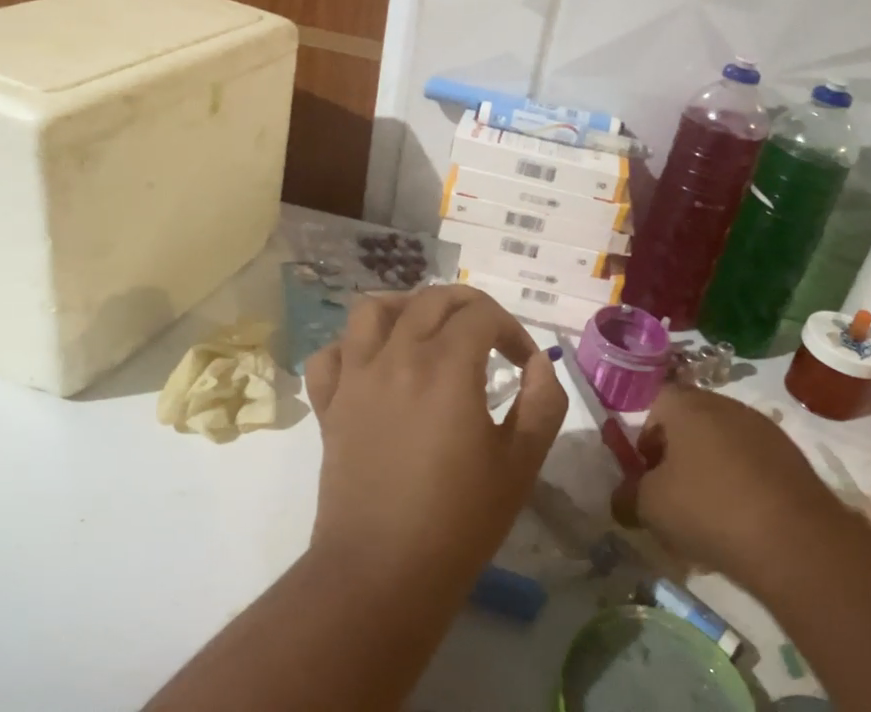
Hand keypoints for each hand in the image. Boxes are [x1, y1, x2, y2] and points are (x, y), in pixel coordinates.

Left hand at [303, 285, 566, 584]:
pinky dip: (351, 347)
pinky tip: (374, 365)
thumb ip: (542, 403)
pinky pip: (331, 354)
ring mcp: (356, 379)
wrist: (382, 571)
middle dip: (467, 306)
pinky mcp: (329, 406)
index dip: (512, 330)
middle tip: (488, 335)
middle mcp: (397, 358)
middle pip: (430, 299)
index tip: (524, 363)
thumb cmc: (460, 521)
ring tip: (427, 329)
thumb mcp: (522, 464)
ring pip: (372, 310)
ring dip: (405, 307)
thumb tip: (537, 363)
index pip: (482, 315)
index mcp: (447, 367)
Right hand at [615, 386, 842, 580]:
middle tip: (674, 498)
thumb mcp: (649, 507)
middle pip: (693, 424)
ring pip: (725, 447)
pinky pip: (755, 467)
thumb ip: (627, 496)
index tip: (648, 475)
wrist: (794, 541)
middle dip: (679, 457)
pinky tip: (742, 525)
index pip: (658, 405)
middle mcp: (728, 406)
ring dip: (712, 473)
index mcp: (688, 406)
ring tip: (709, 518)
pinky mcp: (794, 460)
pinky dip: (743, 488)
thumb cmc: (708, 510)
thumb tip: (623, 497)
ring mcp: (766, 431)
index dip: (647, 439)